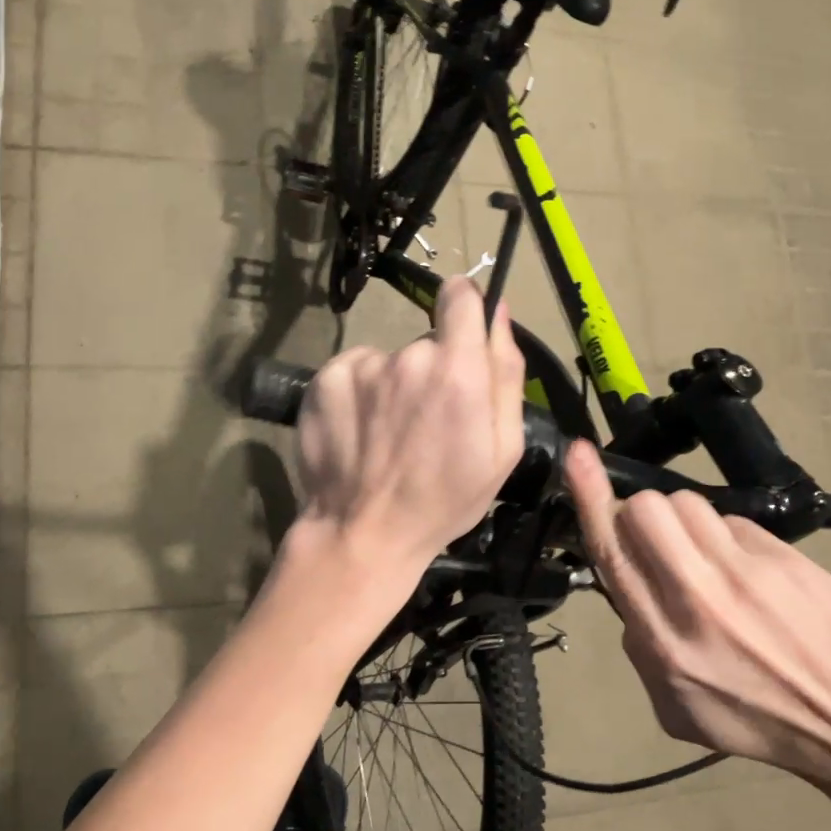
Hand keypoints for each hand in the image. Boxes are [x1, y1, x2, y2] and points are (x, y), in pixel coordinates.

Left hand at [294, 278, 523, 583]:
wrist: (363, 534)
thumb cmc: (444, 500)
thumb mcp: (503, 449)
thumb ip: (506, 372)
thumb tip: (498, 311)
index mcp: (458, 370)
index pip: (460, 296)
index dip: (463, 309)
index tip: (461, 336)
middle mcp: (408, 357)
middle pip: (426, 343)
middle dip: (433, 371)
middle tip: (426, 424)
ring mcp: (361, 367)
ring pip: (388, 362)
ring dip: (392, 386)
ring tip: (388, 437)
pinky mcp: (325, 380)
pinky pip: (353, 372)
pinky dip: (358, 395)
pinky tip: (359, 433)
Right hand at [564, 443, 830, 791]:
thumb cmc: (766, 728)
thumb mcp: (679, 711)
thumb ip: (641, 650)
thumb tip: (632, 594)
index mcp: (662, 642)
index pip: (611, 552)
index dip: (588, 496)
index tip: (578, 454)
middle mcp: (695, 599)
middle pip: (645, 509)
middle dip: (640, 513)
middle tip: (661, 542)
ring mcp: (743, 574)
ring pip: (688, 504)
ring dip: (684, 521)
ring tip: (707, 555)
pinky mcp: (784, 558)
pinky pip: (734, 521)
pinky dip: (729, 537)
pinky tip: (750, 571)